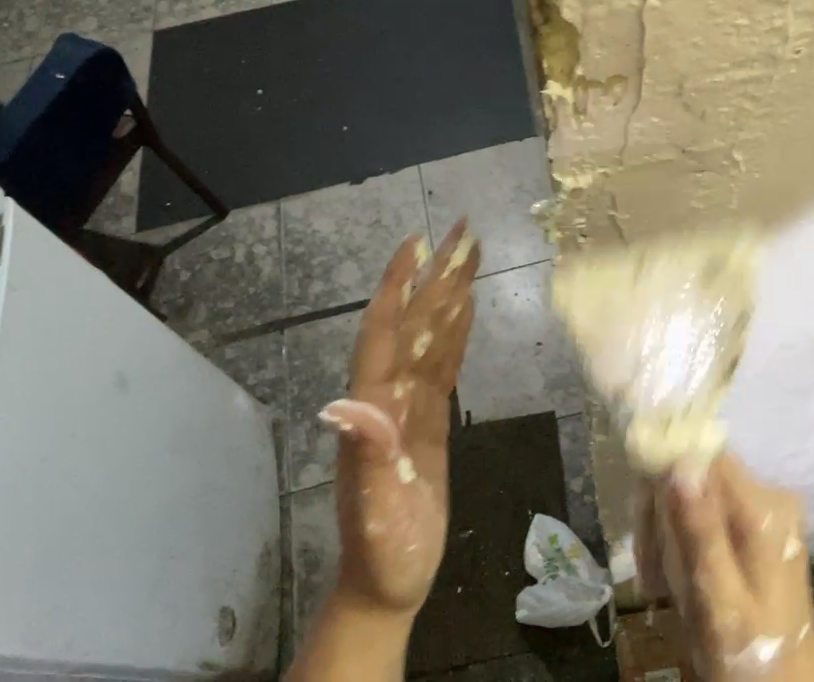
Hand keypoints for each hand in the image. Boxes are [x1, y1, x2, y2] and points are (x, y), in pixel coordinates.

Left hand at [317, 221, 480, 617]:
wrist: (388, 583)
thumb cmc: (383, 553)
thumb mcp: (376, 512)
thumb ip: (365, 457)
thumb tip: (345, 404)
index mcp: (375, 407)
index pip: (385, 333)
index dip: (398, 286)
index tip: (416, 243)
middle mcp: (388, 396)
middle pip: (415, 324)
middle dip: (436, 275)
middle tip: (463, 231)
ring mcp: (409, 408)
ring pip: (432, 338)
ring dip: (448, 294)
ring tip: (468, 255)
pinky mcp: (429, 422)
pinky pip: (444, 366)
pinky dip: (456, 333)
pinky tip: (466, 308)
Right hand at [640, 455, 813, 680]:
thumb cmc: (751, 652)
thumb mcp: (718, 599)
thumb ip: (700, 531)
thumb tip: (678, 463)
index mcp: (762, 508)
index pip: (700, 455)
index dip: (662, 478)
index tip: (642, 526)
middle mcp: (768, 494)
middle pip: (694, 471)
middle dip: (660, 514)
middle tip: (646, 570)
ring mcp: (764, 507)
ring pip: (692, 489)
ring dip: (665, 529)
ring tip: (655, 580)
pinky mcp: (756, 521)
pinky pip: (703, 508)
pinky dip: (681, 537)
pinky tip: (672, 574)